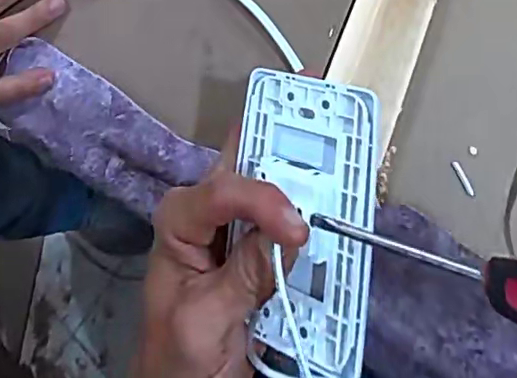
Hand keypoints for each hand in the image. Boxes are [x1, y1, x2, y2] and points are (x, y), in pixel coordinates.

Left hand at [133, 152, 309, 377]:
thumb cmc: (179, 358)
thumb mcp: (205, 323)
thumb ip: (244, 275)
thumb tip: (290, 229)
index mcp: (181, 218)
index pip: (223, 190)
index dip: (263, 200)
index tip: (297, 231)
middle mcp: (209, 206)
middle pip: (249, 160)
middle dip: (287, 158)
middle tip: (328, 167)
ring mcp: (237, 218)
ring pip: (273, 177)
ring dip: (304, 183)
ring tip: (337, 186)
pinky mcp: (261, 236)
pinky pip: (288, 208)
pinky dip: (309, 208)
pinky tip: (330, 209)